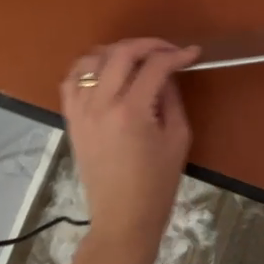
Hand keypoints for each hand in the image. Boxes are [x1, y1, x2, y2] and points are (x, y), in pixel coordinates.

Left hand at [61, 38, 200, 243]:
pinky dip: (89, 67)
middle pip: (122, 53)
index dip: (177, 55)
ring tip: (137, 59)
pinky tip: (106, 71)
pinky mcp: (71, 119)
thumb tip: (167, 72)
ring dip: (118, 51)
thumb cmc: (157, 184)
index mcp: (131, 112)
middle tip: (168, 51)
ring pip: (93, 59)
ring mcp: (81, 111)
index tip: (192, 54)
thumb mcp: (178, 137)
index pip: (155, 66)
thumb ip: (172, 97)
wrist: (123, 219)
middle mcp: (101, 105)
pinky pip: (72, 79)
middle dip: (149, 45)